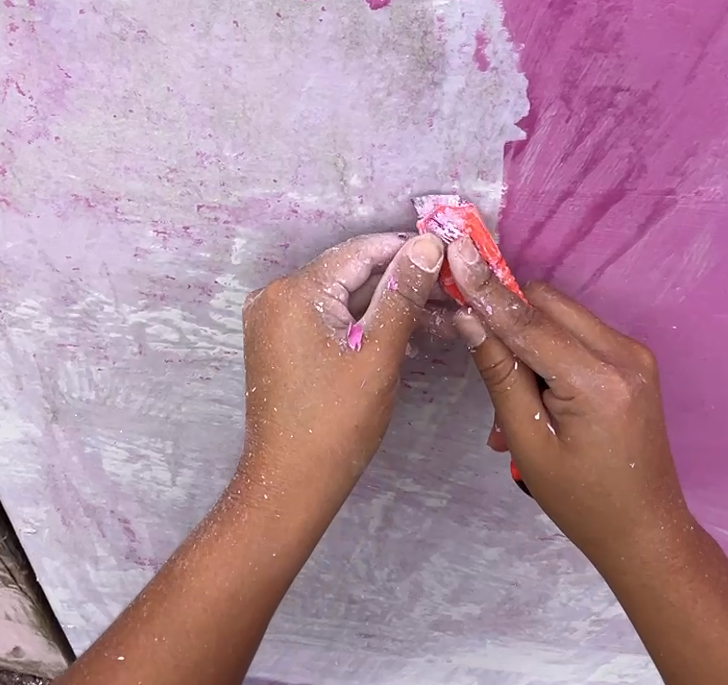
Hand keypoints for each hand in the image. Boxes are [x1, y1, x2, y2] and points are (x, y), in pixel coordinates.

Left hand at [237, 232, 445, 506]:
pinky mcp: (280, 339)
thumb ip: (403, 293)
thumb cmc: (337, 422)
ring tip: (438, 315)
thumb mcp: (378, 353)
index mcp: (296, 291)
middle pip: (350, 271)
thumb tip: (428, 244)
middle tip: (452, 291)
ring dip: (386, 303)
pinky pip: (328, 315)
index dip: (408, 250)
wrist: (290, 483)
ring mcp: (275, 318)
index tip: (451, 256)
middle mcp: (277, 294)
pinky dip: (363, 321)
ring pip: (342, 295)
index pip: (360, 251)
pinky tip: (403, 333)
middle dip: (401, 280)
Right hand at [445, 238, 692, 571]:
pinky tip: (536, 388)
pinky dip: (545, 345)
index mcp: (598, 382)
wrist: (647, 532)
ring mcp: (632, 351)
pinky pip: (573, 329)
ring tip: (514, 391)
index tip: (454, 253)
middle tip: (477, 346)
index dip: (486, 287)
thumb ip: (499, 373)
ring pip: (558, 312)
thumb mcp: (529, 442)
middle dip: (505, 313)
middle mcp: (623, 353)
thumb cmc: (582, 501)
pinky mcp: (631, 356)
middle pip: (545, 302)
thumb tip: (466, 318)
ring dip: (524, 333)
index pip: (528, 321)